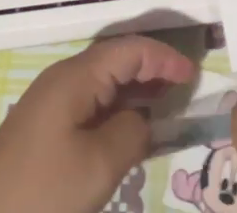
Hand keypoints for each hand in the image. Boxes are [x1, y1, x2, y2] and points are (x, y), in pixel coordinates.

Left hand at [0, 35, 195, 212]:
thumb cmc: (41, 187)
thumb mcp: (100, 162)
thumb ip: (133, 130)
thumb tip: (144, 119)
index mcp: (76, 76)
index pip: (130, 49)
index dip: (164, 57)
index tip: (195, 75)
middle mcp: (64, 80)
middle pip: (116, 59)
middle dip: (153, 67)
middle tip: (187, 87)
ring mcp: (52, 104)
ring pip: (104, 83)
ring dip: (137, 90)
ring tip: (169, 105)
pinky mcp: (45, 130)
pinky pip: (92, 105)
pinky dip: (119, 109)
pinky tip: (132, 130)